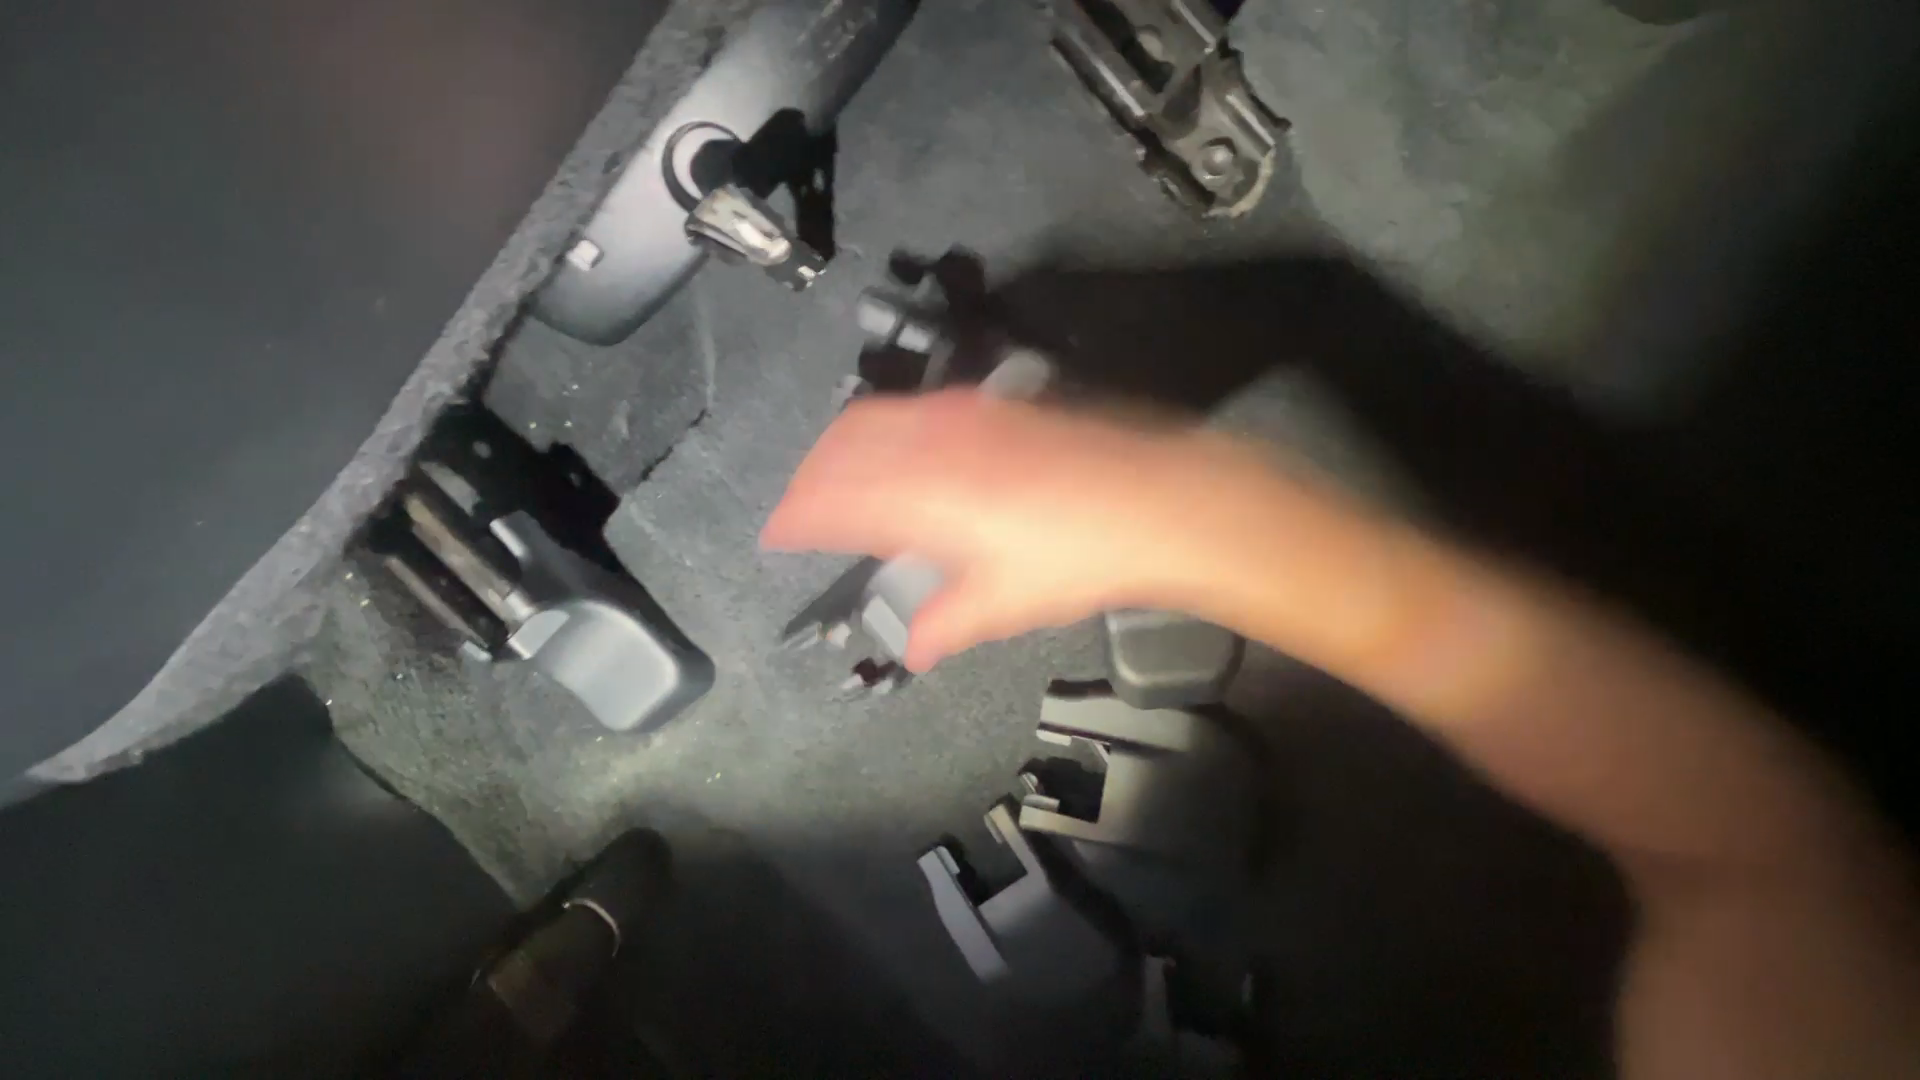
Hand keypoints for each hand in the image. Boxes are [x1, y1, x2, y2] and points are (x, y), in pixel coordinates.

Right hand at [761, 390, 1274, 670]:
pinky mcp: (995, 406)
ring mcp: (964, 415)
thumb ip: (946, 623)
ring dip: (846, 449)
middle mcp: (931, 444)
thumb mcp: (1005, 602)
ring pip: (878, 419)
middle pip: (844, 446)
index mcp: (921, 496)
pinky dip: (889, 433)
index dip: (796, 519)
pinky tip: (905, 456)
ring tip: (840, 479)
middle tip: (800, 509)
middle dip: (811, 477)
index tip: (775, 535)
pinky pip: (917, 411)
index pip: (833, 501)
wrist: (1160, 497)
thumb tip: (914, 647)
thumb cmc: (1078, 557)